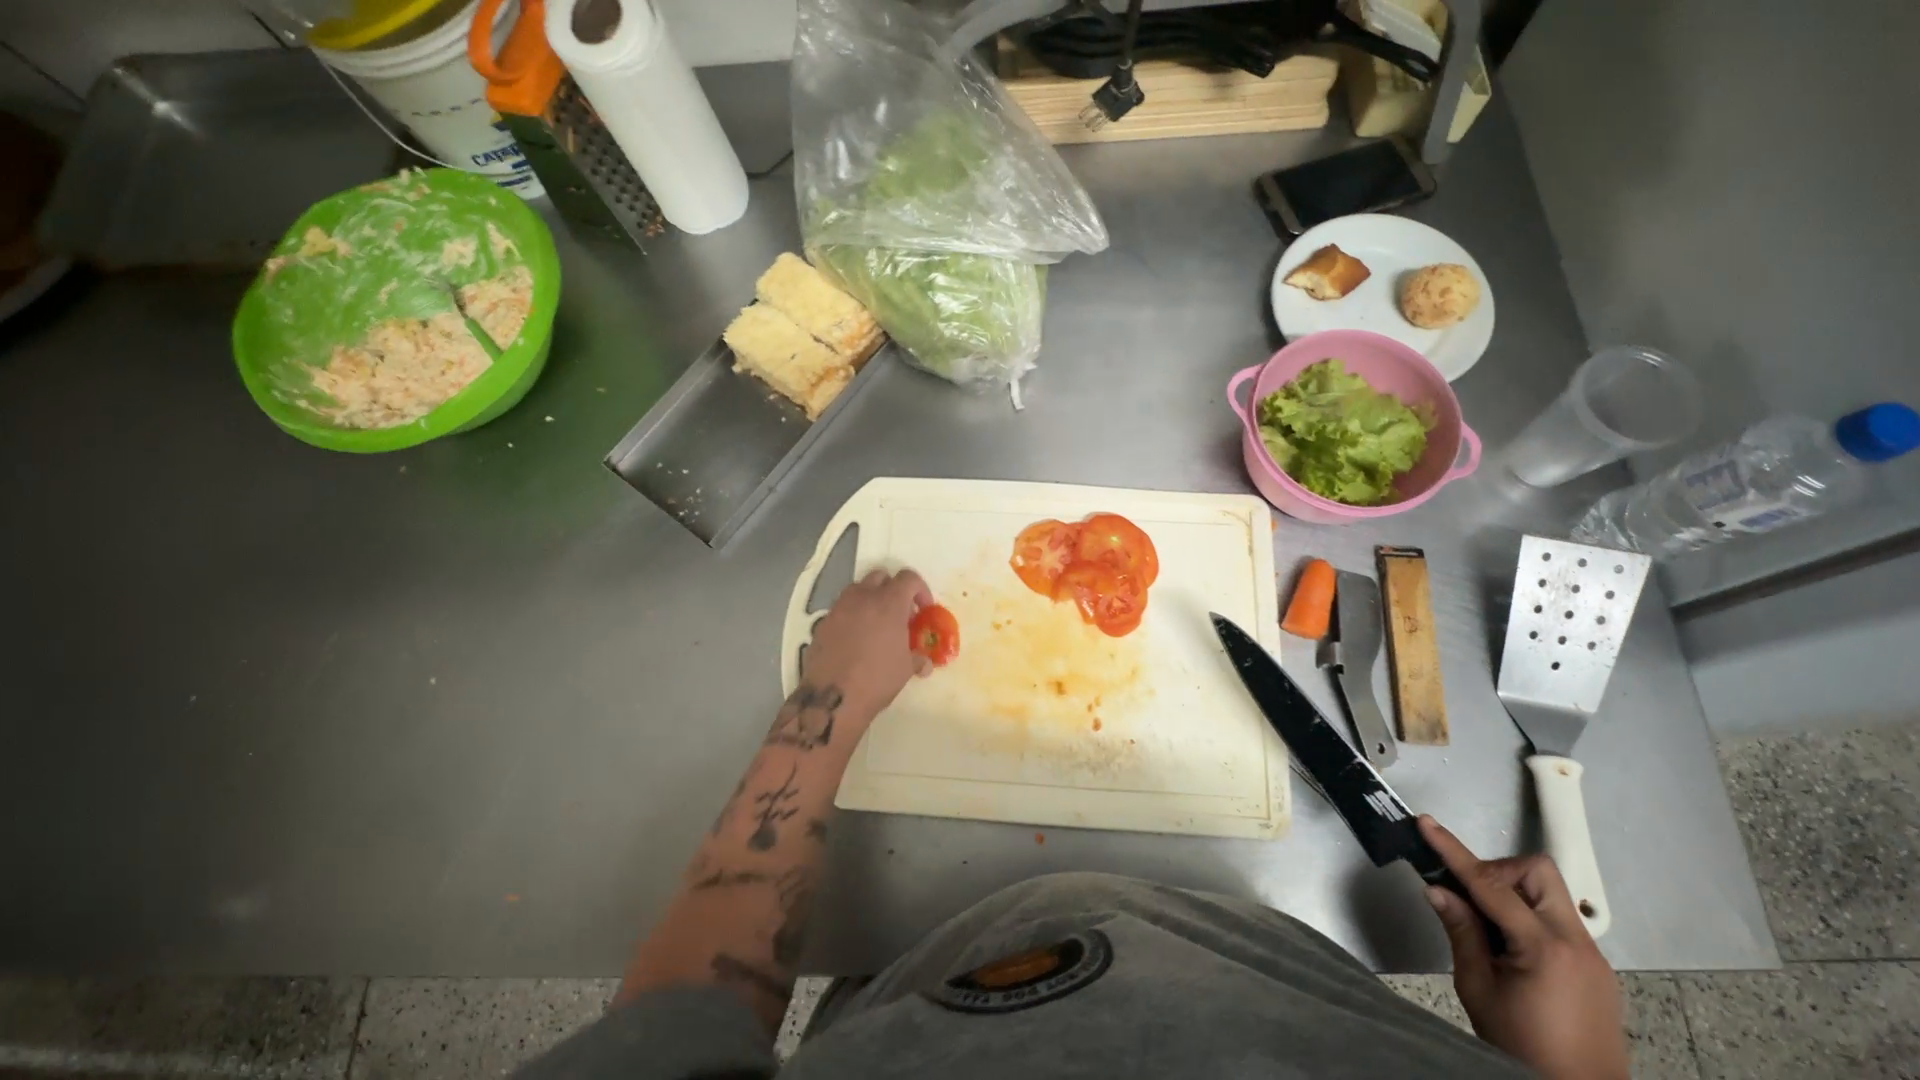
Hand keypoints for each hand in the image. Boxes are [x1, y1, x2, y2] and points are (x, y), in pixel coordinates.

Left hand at [801, 568, 933, 720]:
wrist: (832, 698)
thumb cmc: (877, 679)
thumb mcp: (905, 669)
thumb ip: (917, 658)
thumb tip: (924, 662)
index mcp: (888, 603)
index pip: (908, 578)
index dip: (920, 590)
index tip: (923, 609)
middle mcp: (862, 598)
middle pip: (881, 576)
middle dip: (893, 589)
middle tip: (900, 613)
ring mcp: (839, 608)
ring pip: (858, 589)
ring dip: (871, 599)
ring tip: (877, 625)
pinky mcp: (823, 622)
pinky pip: (842, 609)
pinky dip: (853, 615)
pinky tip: (856, 639)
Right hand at [1419, 816, 1628, 1079]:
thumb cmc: (1521, 1044)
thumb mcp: (1477, 988)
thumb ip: (1461, 932)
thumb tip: (1438, 889)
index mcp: (1543, 947)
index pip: (1490, 884)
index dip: (1454, 851)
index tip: (1428, 825)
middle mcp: (1576, 941)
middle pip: (1538, 872)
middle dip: (1499, 871)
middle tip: (1470, 897)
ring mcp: (1592, 953)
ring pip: (1551, 893)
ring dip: (1514, 894)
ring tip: (1489, 927)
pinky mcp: (1597, 967)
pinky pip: (1559, 921)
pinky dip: (1529, 918)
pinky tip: (1511, 951)